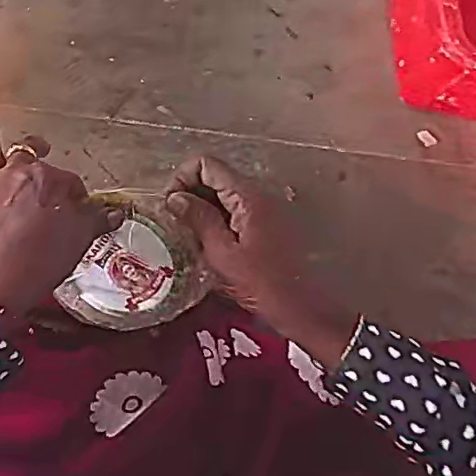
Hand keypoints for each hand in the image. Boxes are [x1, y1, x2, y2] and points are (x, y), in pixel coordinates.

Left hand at [0, 126, 123, 318]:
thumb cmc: (44, 257)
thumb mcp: (80, 239)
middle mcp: (19, 173)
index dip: (76, 194)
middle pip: (29, 152)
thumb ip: (96, 221)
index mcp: (49, 178)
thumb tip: (113, 214)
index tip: (81, 207)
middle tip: (43, 146)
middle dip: (38, 148)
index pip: (70, 181)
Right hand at [165, 156, 358, 365]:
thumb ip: (199, 220)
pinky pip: (236, 209)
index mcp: (248, 196)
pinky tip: (209, 243)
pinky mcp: (269, 223)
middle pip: (216, 175)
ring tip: (188, 234)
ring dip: (202, 207)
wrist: (306, 311)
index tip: (170, 206)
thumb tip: (174, 198)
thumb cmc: (263, 285)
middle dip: (190, 192)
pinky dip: (218, 218)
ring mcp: (267, 208)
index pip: (207, 164)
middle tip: (174, 222)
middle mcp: (259, 194)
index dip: (182, 178)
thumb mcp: (223, 254)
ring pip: (225, 193)